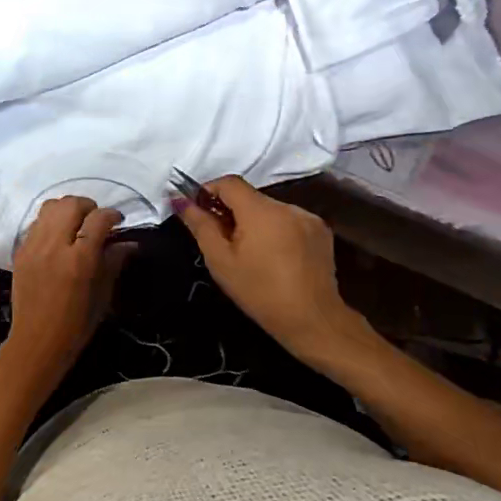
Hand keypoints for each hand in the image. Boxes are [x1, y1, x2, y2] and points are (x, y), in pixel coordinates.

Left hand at [6, 196, 133, 374]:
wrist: (37, 340)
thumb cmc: (77, 323)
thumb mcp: (103, 294)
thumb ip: (114, 261)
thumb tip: (129, 242)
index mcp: (79, 259)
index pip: (98, 219)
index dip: (112, 215)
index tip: (118, 222)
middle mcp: (54, 246)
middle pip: (70, 204)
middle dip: (88, 207)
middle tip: (95, 221)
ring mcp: (33, 247)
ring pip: (49, 207)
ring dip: (66, 210)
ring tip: (76, 225)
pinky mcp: (19, 251)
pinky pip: (36, 223)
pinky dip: (49, 222)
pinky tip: (58, 238)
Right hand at [176, 176, 361, 357]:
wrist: (311, 318)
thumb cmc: (257, 290)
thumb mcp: (219, 259)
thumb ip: (200, 224)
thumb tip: (179, 200)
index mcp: (261, 211)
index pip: (229, 183)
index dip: (208, 190)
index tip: (197, 211)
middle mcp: (288, 207)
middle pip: (250, 197)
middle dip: (230, 211)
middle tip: (219, 240)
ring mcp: (309, 218)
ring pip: (269, 210)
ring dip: (252, 221)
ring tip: (247, 251)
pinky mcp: (321, 232)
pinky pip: (288, 221)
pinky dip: (273, 230)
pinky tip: (272, 256)